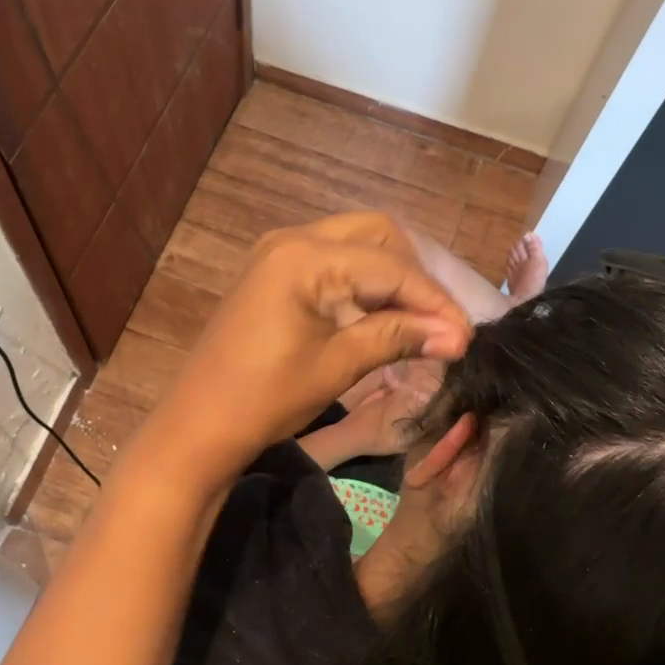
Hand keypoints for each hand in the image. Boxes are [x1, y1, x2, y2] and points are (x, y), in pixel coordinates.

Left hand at [139, 213, 470, 483]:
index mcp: (304, 257)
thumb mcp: (338, 365)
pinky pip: (332, 266)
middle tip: (440, 322)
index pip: (390, 265)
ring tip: (420, 324)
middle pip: (377, 236)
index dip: (434, 300)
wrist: (198, 428)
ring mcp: (278, 256)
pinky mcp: (273, 277)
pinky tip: (383, 320)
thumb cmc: (265, 398)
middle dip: (415, 277)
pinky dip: (363, 288)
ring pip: (356, 248)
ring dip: (391, 280)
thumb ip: (398, 337)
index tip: (467, 335)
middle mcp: (292, 240)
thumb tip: (458, 336)